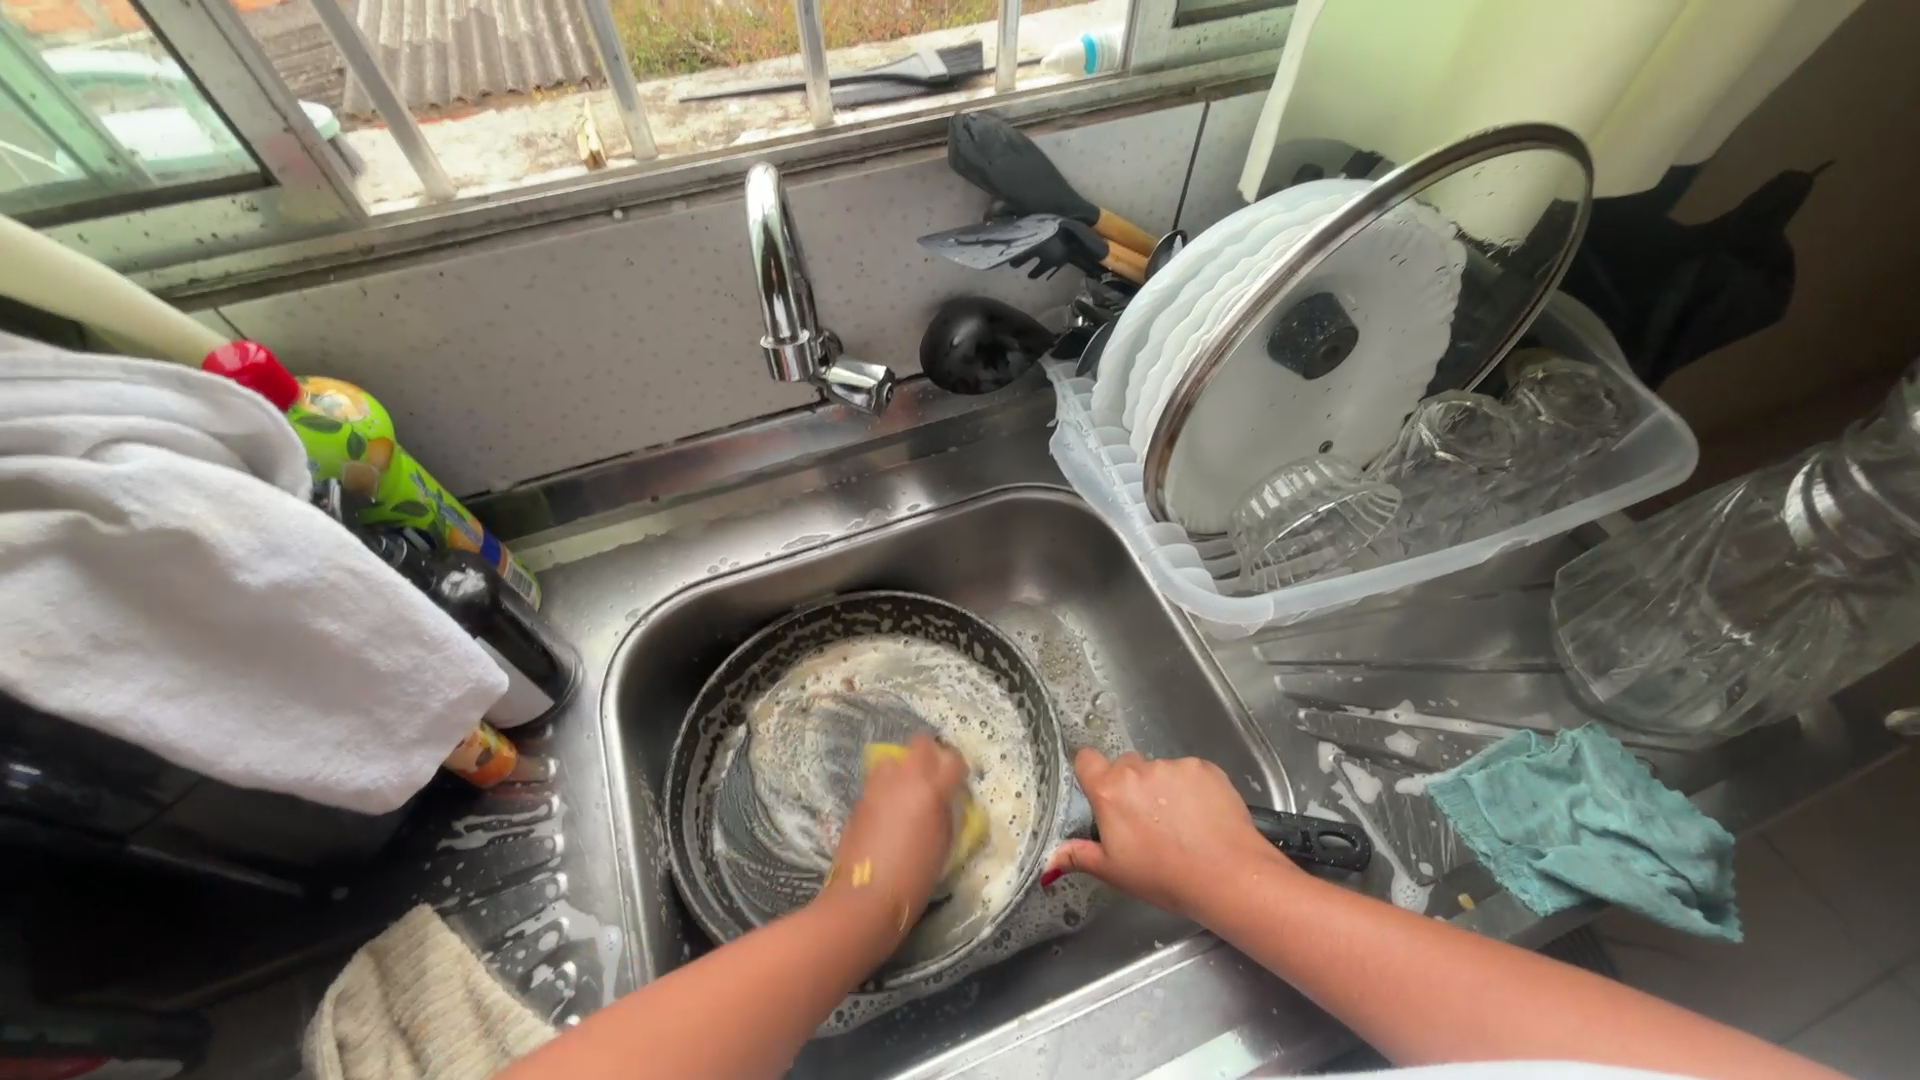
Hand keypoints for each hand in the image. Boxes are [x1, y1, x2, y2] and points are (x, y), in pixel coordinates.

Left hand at [817, 734, 968, 940]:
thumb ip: (945, 811)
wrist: (866, 898)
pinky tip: (889, 812)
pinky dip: (887, 789)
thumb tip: (944, 799)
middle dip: (930, 754)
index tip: (960, 777)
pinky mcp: (859, 800)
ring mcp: (877, 787)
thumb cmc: (915, 877)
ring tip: (908, 791)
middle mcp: (903, 779)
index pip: (953, 759)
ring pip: (893, 759)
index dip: (959, 765)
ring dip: (904, 768)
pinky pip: (878, 783)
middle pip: (920, 743)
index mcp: (931, 790)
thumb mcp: (944, 843)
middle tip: (935, 776)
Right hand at [1041, 748, 1300, 919]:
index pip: (1086, 759)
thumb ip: (1079, 856)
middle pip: (1126, 767)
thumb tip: (1048, 859)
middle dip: (1131, 787)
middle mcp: (1139, 770)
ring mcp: (1174, 766)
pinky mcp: (1205, 767)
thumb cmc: (1165, 878)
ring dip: (1163, 789)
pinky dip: (1192, 789)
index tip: (1101, 791)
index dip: (1091, 772)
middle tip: (1146, 821)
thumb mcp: (1115, 872)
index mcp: (1110, 791)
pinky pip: (1190, 772)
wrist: (1229, 876)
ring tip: (1181, 823)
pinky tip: (1202, 816)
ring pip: (1159, 771)